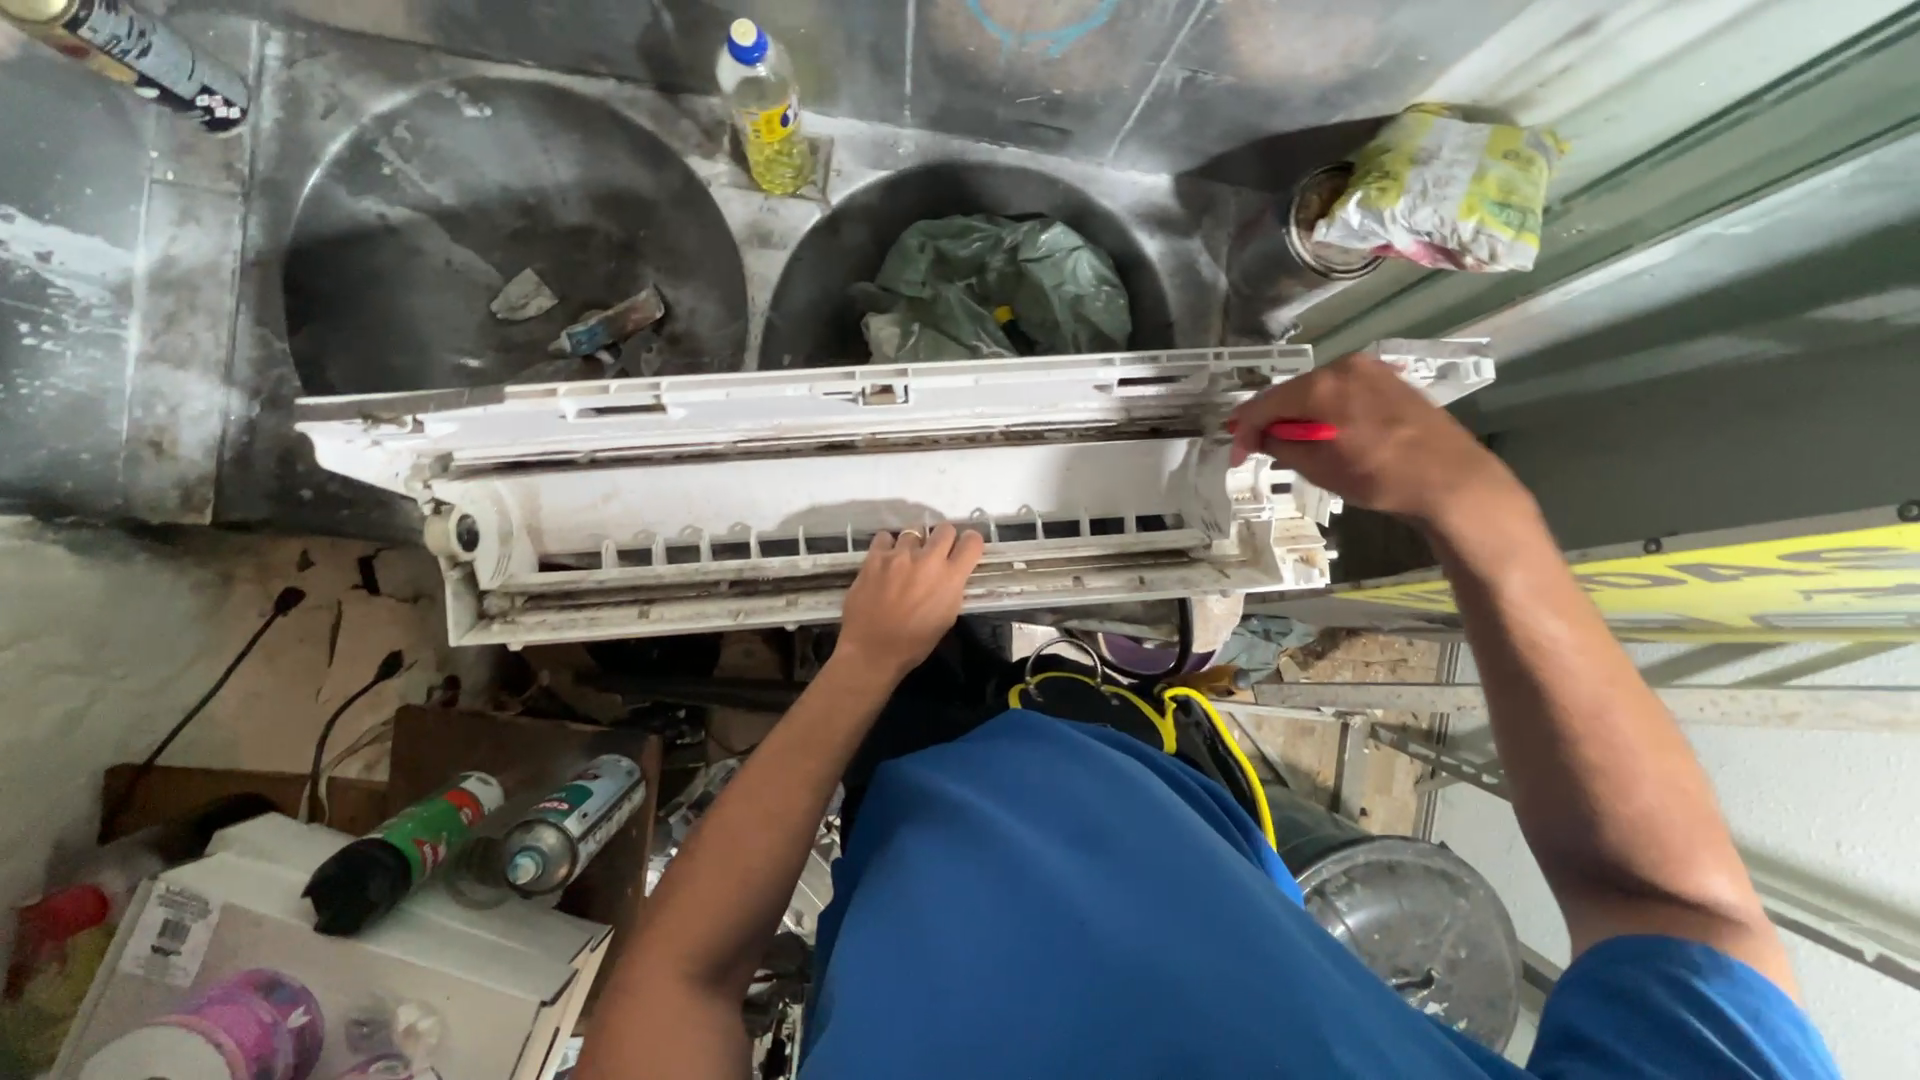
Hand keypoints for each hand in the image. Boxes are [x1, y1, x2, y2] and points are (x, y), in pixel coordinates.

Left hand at [834, 524, 986, 681]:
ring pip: (913, 532)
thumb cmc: (914, 643)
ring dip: (913, 545)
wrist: (872, 650)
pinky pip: (885, 537)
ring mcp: (899, 555)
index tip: (965, 548)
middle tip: (936, 553)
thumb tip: (951, 574)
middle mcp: (928, 560)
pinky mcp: (874, 557)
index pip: (972, 542)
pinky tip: (886, 559)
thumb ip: (952, 589)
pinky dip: (888, 546)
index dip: (971, 542)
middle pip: (945, 529)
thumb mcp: (947, 618)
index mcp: (950, 578)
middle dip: (944, 539)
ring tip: (905, 561)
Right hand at [1228, 351, 1525, 533]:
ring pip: (1315, 391)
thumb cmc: (1378, 477)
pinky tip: (1326, 433)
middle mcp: (1344, 365)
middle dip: (1270, 421)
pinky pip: (1341, 391)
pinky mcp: (1390, 380)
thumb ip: (1279, 445)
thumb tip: (1256, 437)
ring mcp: (1370, 370)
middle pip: (1289, 393)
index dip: (1244, 431)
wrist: (1451, 480)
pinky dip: (1325, 411)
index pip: (1264, 404)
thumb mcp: (1317, 467)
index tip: (1236, 456)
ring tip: (1293, 446)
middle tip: (1259, 450)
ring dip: (1298, 416)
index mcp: (1321, 384)